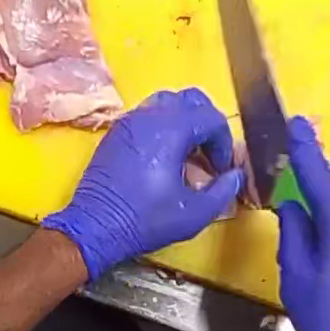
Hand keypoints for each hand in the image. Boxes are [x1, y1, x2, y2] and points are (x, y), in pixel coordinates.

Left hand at [43, 88, 245, 278]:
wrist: (94, 229)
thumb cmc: (145, 222)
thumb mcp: (192, 214)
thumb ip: (221, 192)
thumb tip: (235, 177)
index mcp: (172, 128)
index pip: (212, 118)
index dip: (224, 144)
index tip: (221, 171)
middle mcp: (150, 115)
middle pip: (190, 101)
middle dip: (206, 126)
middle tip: (208, 156)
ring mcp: (128, 122)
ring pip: (165, 105)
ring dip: (182, 125)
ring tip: (185, 156)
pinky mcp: (113, 135)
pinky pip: (145, 120)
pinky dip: (160, 131)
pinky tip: (161, 161)